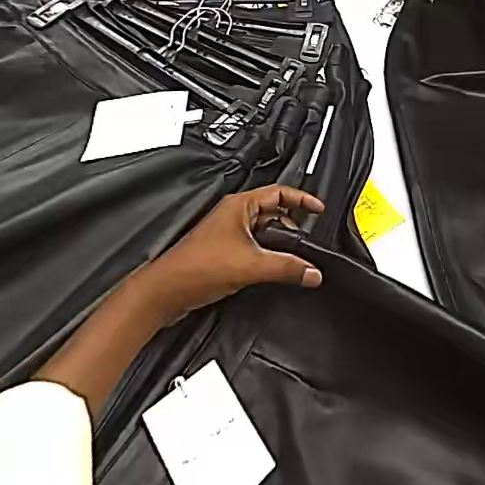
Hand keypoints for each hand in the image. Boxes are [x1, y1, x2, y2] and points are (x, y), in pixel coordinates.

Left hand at [131, 185, 324, 322]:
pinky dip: (267, 255)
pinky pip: (254, 246)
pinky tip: (271, 270)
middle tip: (305, 242)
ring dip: (279, 243)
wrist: (165, 292)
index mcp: (240, 205)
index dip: (302, 198)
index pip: (280, 192)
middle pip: (274, 212)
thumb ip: (286, 267)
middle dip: (292, 226)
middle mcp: (234, 214)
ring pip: (264, 231)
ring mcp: (228, 232)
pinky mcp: (224, 251)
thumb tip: (312, 271)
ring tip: (291, 259)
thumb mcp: (251, 265)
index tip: (318, 209)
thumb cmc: (196, 267)